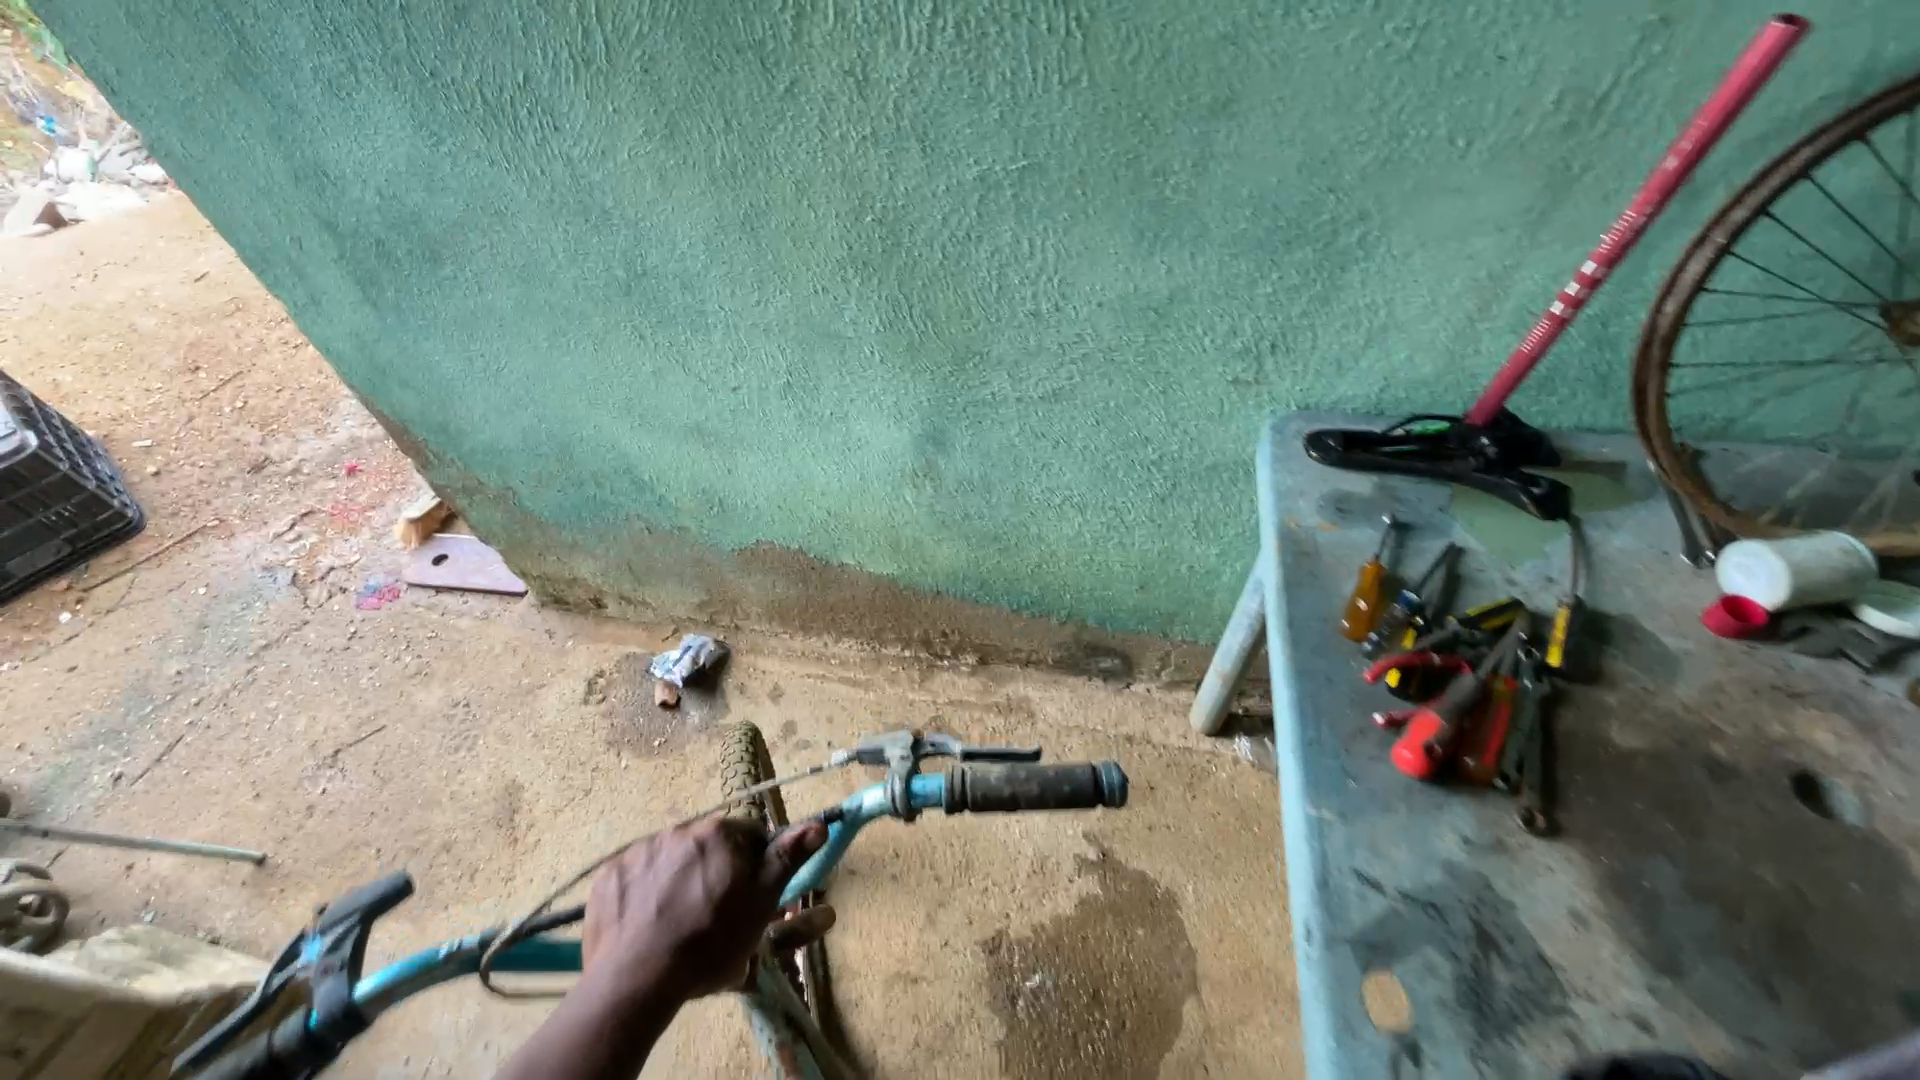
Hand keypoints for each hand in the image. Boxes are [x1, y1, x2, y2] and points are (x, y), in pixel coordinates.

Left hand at [580, 816, 827, 1002]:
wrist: (638, 979)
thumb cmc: (711, 941)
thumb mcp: (762, 903)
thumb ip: (787, 858)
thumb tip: (819, 824)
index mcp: (719, 833)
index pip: (749, 837)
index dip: (753, 867)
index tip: (747, 897)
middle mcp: (679, 830)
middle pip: (708, 847)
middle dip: (714, 871)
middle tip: (713, 914)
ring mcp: (639, 851)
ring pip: (671, 860)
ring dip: (678, 880)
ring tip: (676, 922)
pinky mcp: (608, 875)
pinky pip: (635, 876)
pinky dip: (643, 892)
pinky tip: (646, 923)